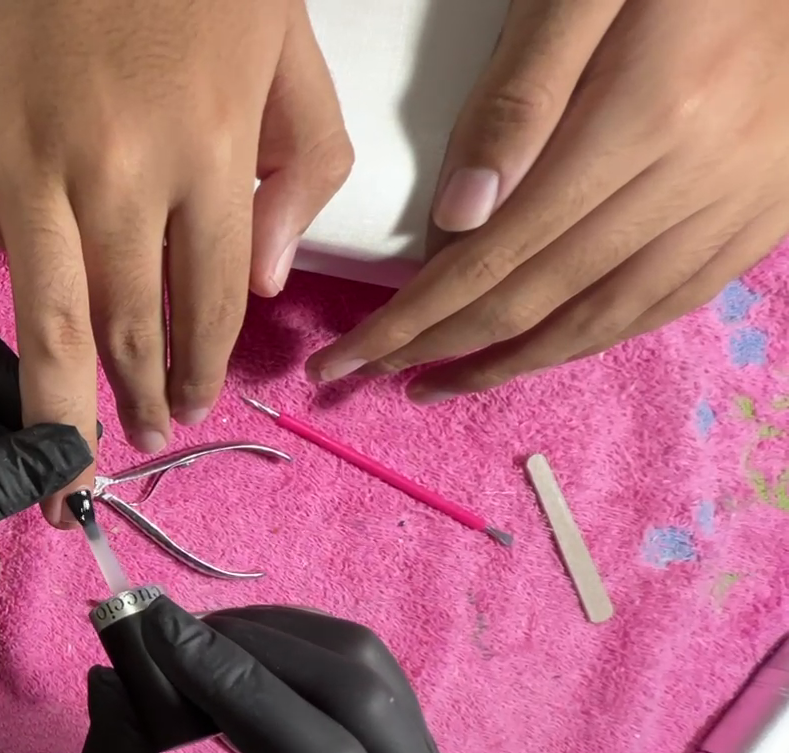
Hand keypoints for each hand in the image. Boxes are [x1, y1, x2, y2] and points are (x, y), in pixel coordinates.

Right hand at [0, 0, 351, 524]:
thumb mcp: (276, 32)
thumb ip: (296, 155)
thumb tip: (272, 278)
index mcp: (207, 145)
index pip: (213, 296)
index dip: (200, 365)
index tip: (185, 406)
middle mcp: (119, 180)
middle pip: (133, 329)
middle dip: (135, 408)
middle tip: (128, 455)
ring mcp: (25, 182)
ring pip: (50, 326)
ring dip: (60, 414)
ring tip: (61, 474)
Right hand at [81, 600, 480, 752]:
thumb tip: (107, 676)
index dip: (234, 682)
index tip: (155, 625)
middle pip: (353, 698)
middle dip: (247, 647)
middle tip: (164, 630)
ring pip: (362, 664)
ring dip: (265, 632)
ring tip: (195, 640)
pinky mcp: (428, 743)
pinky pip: (362, 659)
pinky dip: (286, 636)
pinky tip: (237, 649)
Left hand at [310, 0, 788, 401]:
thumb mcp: (570, 3)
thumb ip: (514, 109)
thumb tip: (455, 221)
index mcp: (645, 122)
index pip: (485, 262)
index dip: (403, 324)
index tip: (340, 362)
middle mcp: (707, 171)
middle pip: (532, 300)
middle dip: (433, 349)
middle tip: (366, 373)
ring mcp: (754, 191)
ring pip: (604, 319)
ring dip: (505, 366)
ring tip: (433, 383)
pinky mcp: (777, 201)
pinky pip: (673, 300)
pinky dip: (590, 339)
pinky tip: (533, 352)